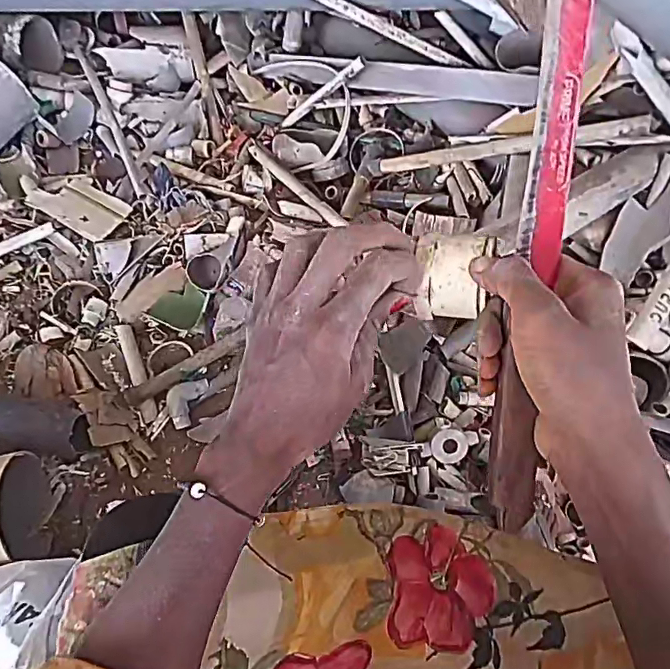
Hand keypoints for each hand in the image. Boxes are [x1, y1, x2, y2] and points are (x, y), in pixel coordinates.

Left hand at [199, 224, 420, 507]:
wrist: (260, 434)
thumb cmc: (302, 420)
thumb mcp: (355, 381)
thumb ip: (372, 332)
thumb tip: (389, 302)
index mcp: (329, 331)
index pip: (374, 271)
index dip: (402, 264)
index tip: (411, 273)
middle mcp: (299, 310)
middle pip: (340, 243)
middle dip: (376, 234)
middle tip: (394, 242)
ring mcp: (274, 306)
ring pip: (302, 243)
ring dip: (336, 236)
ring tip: (355, 245)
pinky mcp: (259, 311)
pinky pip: (273, 266)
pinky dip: (297, 257)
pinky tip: (312, 266)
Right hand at [472, 254, 638, 471]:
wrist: (585, 440)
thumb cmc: (582, 385)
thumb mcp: (539, 318)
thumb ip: (513, 281)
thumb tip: (491, 263)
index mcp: (589, 290)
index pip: (541, 259)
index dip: (510, 270)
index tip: (489, 277)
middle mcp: (578, 314)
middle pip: (518, 298)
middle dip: (496, 323)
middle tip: (497, 339)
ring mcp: (561, 344)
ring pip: (510, 330)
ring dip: (493, 349)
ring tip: (496, 365)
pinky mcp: (547, 370)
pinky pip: (512, 357)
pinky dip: (498, 369)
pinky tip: (497, 380)